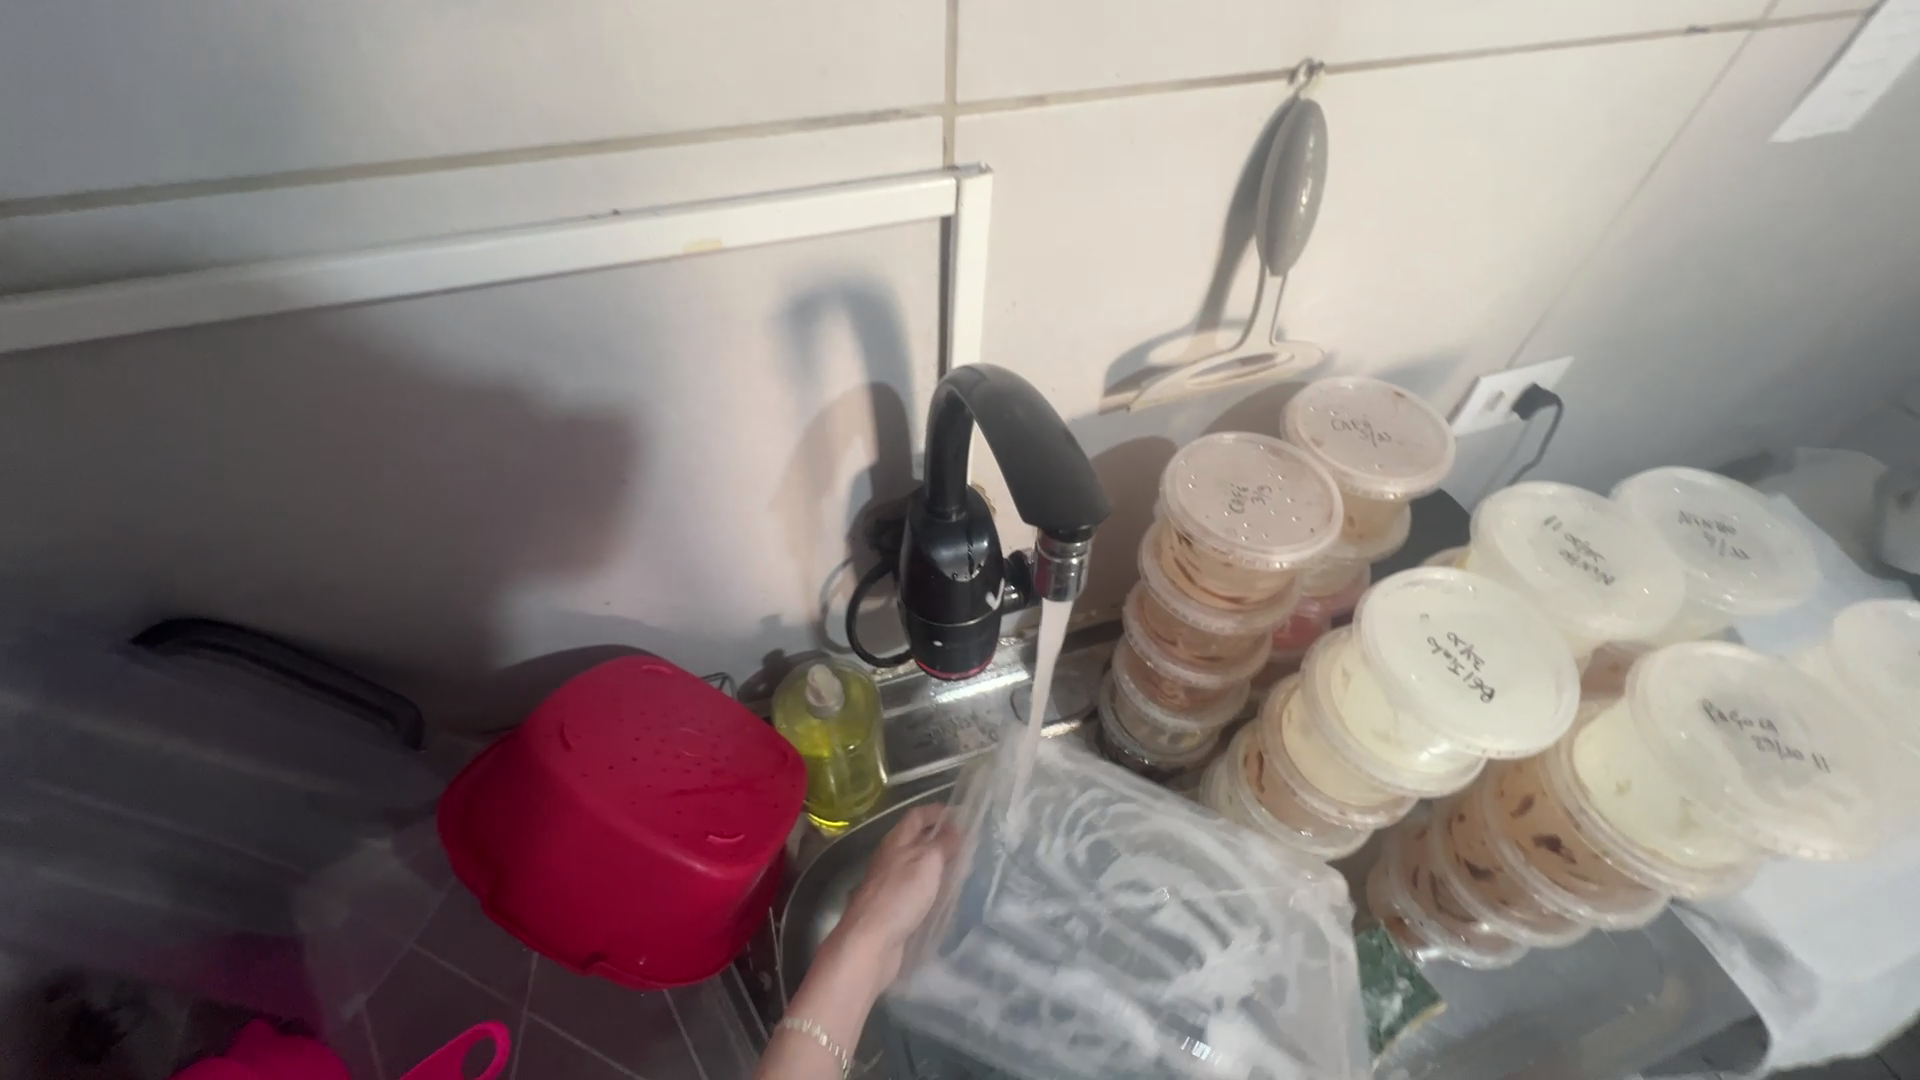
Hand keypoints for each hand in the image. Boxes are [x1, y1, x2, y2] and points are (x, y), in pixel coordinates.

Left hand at [826, 804, 955, 992]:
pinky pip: (915, 890)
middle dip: (939, 837)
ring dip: (936, 864)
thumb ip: (943, 843)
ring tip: (962, 868)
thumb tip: (956, 826)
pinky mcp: (892, 910)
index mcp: (895, 841)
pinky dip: (931, 888)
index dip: (937, 811)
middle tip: (967, 842)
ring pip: (916, 866)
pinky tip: (944, 897)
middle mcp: (889, 859)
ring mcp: (888, 885)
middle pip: (915, 840)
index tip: (960, 812)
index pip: (916, 815)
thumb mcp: (927, 862)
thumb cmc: (900, 895)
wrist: (870, 943)